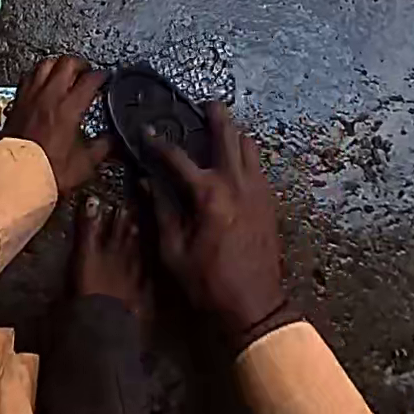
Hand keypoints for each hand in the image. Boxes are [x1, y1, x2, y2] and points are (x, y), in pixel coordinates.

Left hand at [5, 55, 109, 194]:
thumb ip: (102, 147)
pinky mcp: (18, 101)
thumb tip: (112, 141)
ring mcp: (31, 96)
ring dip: (58, 64)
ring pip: (45, 64)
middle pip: (66, 63)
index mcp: (69, 108)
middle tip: (86, 71)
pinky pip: (29, 77)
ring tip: (65, 70)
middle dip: (80, 63)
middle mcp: (49, 96)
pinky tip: (41, 81)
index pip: (90, 80)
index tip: (105, 77)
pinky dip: (38, 74)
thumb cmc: (46, 171)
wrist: (15, 177)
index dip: (101, 75)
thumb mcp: (84, 163)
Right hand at [145, 102, 298, 345]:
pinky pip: (257, 165)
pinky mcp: (268, 202)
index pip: (177, 157)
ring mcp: (257, 191)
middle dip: (214, 114)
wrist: (256, 309)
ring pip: (249, 145)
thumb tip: (145, 180)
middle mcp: (235, 184)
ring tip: (220, 128)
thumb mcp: (173, 249)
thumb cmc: (209, 281)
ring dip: (233, 133)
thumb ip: (160, 209)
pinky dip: (245, 154)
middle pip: (227, 134)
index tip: (145, 130)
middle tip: (202, 104)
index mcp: (208, 194)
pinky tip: (234, 160)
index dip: (157, 141)